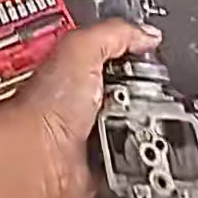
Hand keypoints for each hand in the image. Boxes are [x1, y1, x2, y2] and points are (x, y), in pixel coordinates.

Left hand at [10, 18, 161, 197]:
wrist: (41, 156)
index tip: (156, 55)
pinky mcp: (101, 163)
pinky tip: (145, 150)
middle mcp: (83, 96)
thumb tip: (148, 33)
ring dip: (146, 127)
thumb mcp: (82, 47)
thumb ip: (116, 33)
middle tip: (155, 95)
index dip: (135, 50)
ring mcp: (93, 130)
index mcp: (75, 64)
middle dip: (147, 92)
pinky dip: (140, 158)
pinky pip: (131, 160)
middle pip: (129, 88)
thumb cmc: (48, 103)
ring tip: (151, 123)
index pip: (113, 48)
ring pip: (134, 124)